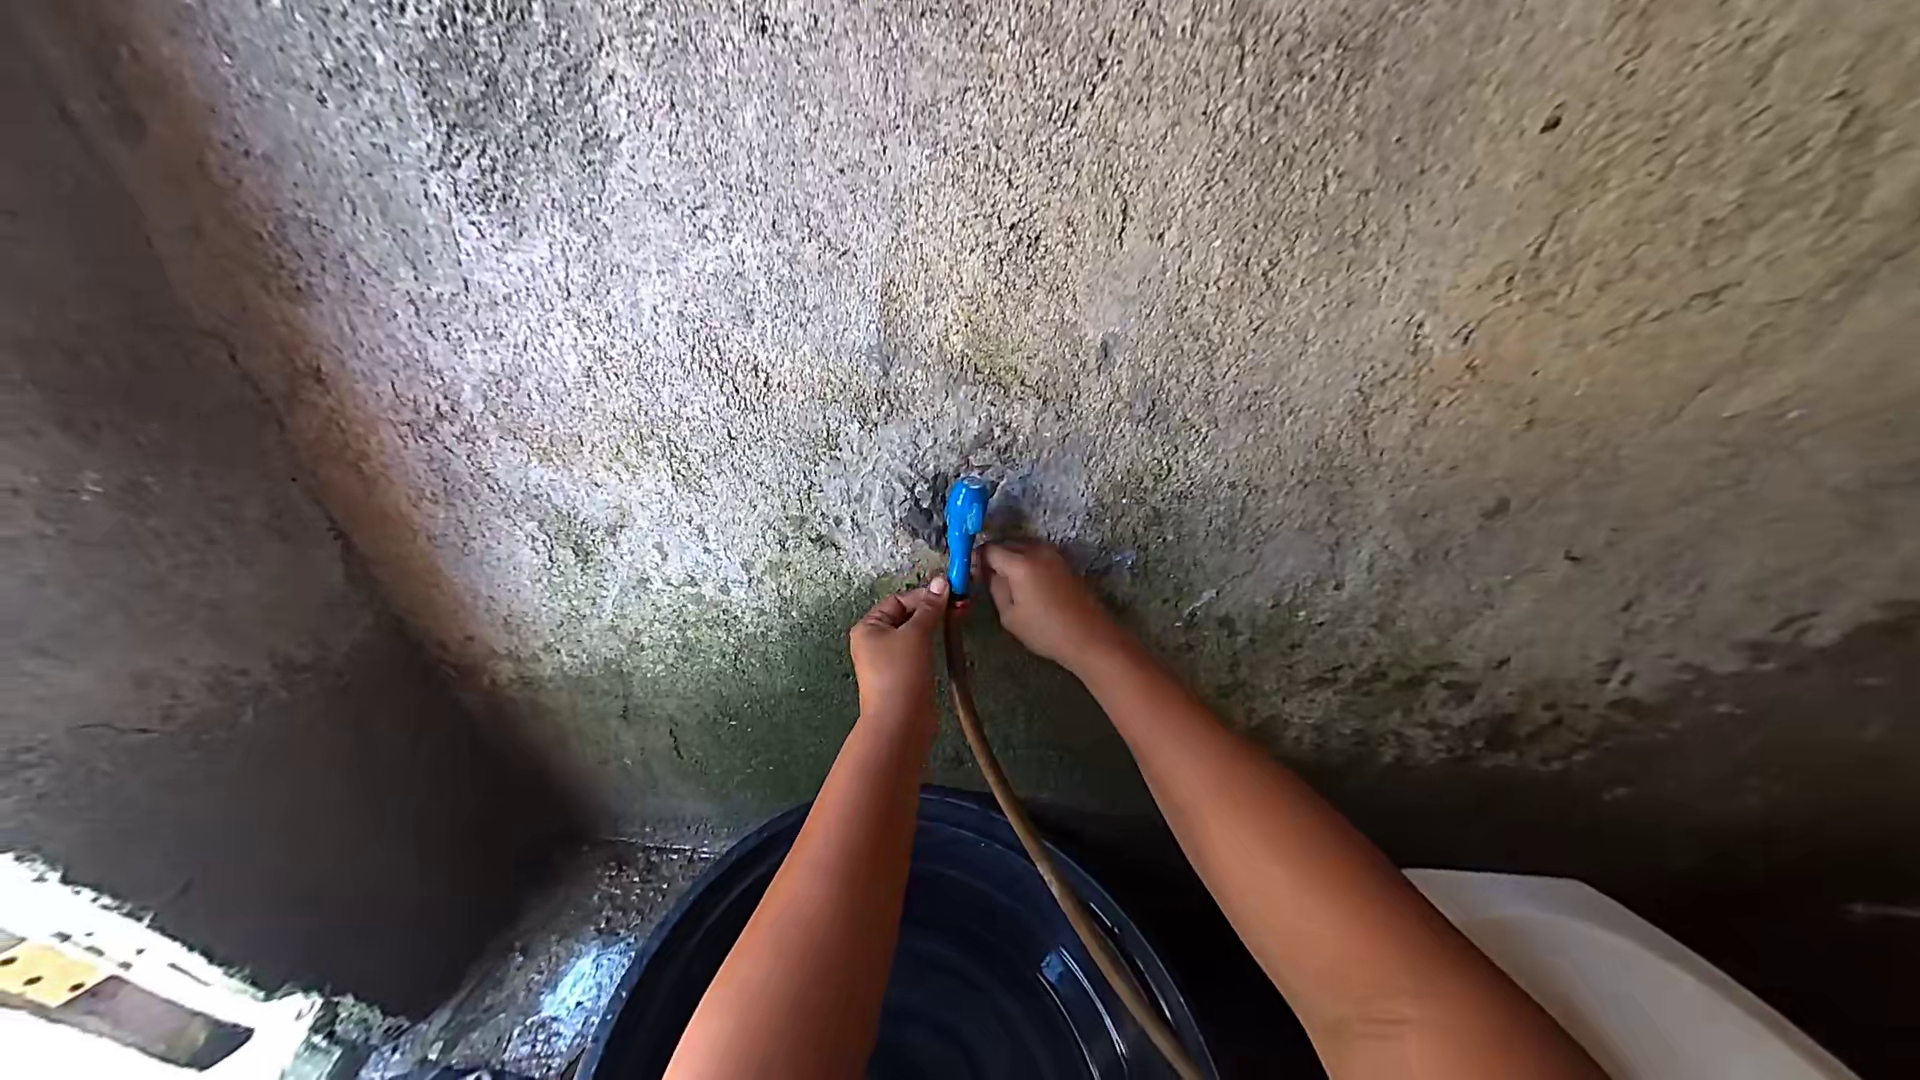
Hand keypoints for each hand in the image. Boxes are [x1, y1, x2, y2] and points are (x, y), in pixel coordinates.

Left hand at [849, 576, 948, 719]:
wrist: (901, 721)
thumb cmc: (901, 673)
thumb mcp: (916, 633)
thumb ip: (929, 607)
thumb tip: (940, 582)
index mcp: (868, 627)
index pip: (897, 600)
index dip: (923, 595)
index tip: (949, 593)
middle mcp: (874, 642)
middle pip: (905, 616)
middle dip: (930, 610)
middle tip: (956, 606)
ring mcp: (888, 661)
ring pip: (913, 634)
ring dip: (933, 626)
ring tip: (955, 620)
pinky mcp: (903, 676)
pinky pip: (918, 652)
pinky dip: (932, 644)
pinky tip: (946, 643)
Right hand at [977, 540, 1128, 670]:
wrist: (1089, 637)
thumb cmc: (1046, 631)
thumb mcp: (1009, 615)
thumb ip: (994, 587)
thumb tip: (986, 571)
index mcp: (1019, 562)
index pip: (988, 549)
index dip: (975, 559)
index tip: (970, 573)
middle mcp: (1036, 550)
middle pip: (1005, 543)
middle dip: (992, 556)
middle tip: (984, 578)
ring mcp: (1053, 553)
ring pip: (1021, 546)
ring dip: (1009, 558)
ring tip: (1004, 582)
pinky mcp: (1063, 561)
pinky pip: (1035, 553)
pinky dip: (1024, 561)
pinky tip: (1024, 583)